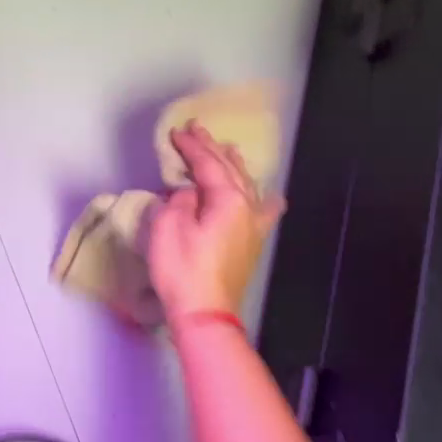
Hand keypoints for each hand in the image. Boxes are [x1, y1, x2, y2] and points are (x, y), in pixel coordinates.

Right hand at [149, 120, 283, 324]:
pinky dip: (264, 199)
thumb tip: (189, 194)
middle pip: (229, 169)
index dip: (191, 146)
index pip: (207, 164)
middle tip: (197, 129)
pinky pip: (263, 212)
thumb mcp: (168, 228)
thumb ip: (179, 201)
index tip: (176, 131)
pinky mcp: (252, 243)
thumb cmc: (182, 270)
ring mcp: (253, 225)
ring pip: (247, 184)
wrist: (205, 312)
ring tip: (227, 149)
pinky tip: (273, 197)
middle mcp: (247, 206)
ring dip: (234, 165)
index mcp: (227, 199)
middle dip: (212, 148)